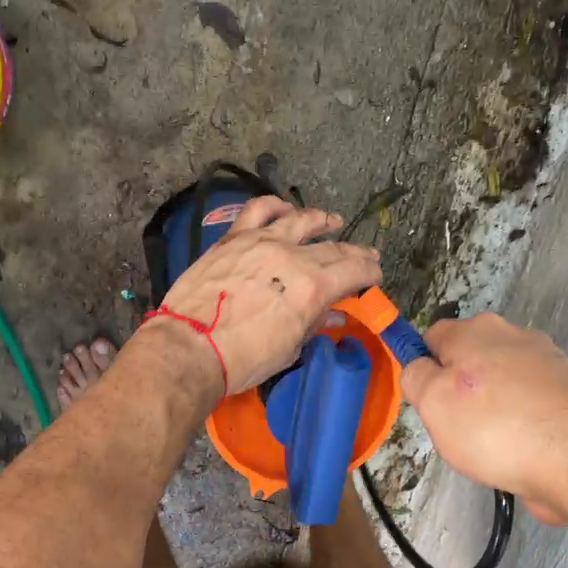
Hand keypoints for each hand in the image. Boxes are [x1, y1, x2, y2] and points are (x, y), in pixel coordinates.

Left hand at [154, 196, 382, 394]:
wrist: (191, 348)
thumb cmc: (243, 360)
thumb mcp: (288, 349)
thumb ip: (314, 324)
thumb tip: (334, 316)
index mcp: (312, 287)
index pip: (353, 271)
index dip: (369, 272)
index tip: (375, 275)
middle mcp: (292, 256)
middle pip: (331, 248)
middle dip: (353, 253)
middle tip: (364, 256)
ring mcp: (261, 242)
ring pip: (299, 220)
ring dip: (321, 220)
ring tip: (332, 221)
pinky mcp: (233, 239)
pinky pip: (258, 211)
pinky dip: (275, 207)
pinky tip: (284, 208)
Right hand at [401, 314, 567, 525]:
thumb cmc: (495, 427)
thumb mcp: (433, 403)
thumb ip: (415, 377)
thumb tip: (418, 366)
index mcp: (476, 330)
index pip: (433, 335)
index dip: (422, 366)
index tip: (423, 400)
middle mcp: (514, 337)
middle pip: (470, 361)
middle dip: (458, 392)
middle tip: (453, 428)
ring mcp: (546, 365)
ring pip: (500, 385)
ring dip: (490, 410)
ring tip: (489, 446)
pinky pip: (528, 407)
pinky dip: (519, 425)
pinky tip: (519, 452)